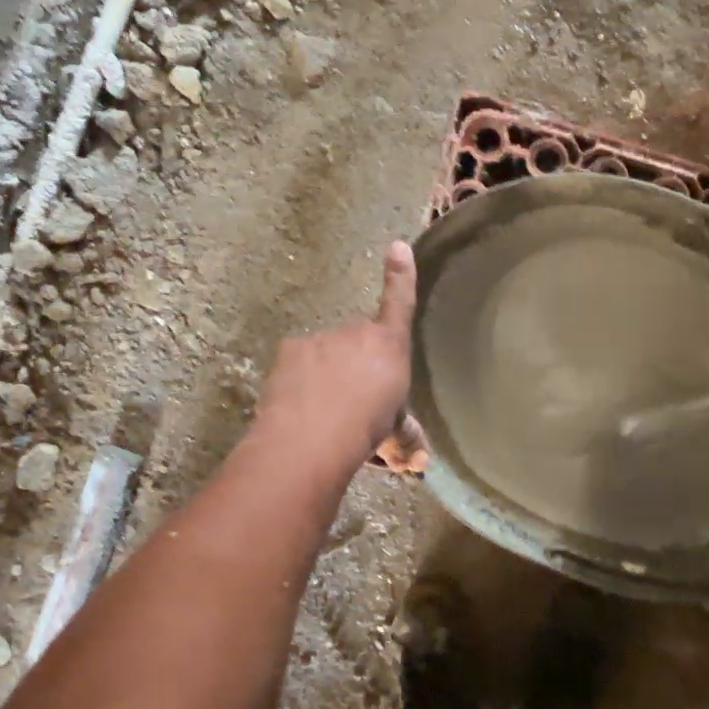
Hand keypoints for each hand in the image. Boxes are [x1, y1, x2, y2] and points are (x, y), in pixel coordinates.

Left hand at [253, 241, 416, 462]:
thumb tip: (418, 461)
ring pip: (326, 354)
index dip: (401, 276)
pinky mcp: (290, 350)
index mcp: (390, 346)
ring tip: (323, 415)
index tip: (398, 247)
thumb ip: (405, 437)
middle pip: (357, 344)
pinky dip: (300, 381)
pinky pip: (299, 363)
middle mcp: (356, 333)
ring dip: (327, 376)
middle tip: (352, 406)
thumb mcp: (394, 435)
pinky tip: (298, 408)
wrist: (312, 438)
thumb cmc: (366, 431)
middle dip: (355, 368)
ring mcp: (321, 338)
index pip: (400, 303)